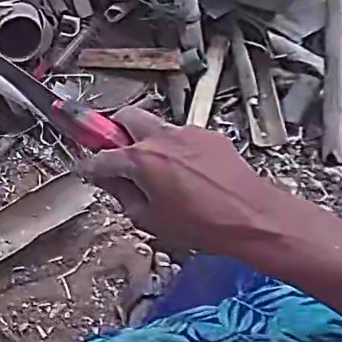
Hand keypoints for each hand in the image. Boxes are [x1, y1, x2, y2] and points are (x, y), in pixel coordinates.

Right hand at [76, 107, 317, 256]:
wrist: (254, 218)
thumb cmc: (204, 225)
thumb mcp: (149, 220)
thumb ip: (124, 197)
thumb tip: (114, 185)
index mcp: (140, 160)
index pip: (100, 157)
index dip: (90, 166)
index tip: (87, 170)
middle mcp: (161, 139)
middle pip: (124, 116)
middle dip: (114, 130)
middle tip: (115, 151)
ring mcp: (187, 134)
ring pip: (154, 126)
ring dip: (147, 140)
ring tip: (156, 169)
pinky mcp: (208, 136)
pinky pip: (181, 136)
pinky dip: (175, 149)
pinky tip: (185, 173)